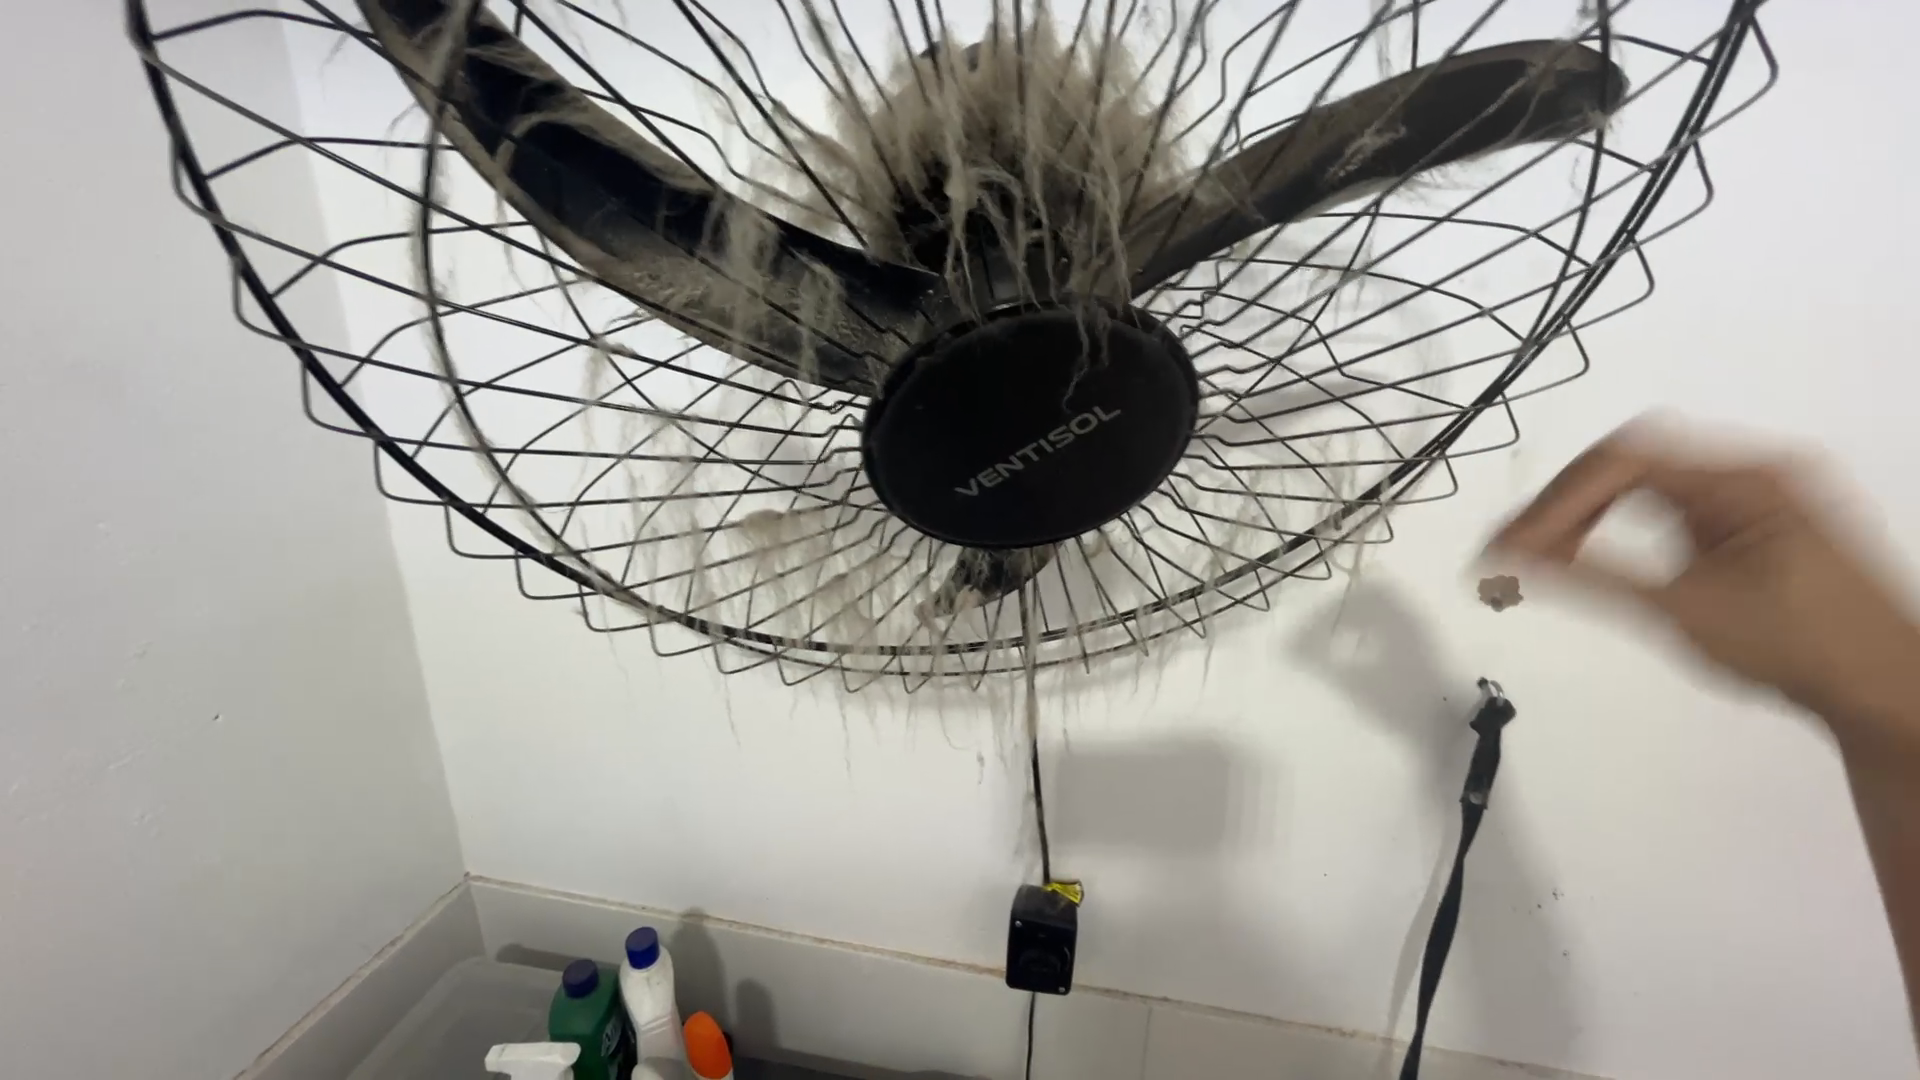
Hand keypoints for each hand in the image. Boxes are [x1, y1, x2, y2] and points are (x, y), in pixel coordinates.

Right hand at [1486, 423, 1919, 751]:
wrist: (1887, 692)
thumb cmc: (1798, 647)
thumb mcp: (1680, 609)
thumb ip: (1585, 575)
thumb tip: (1502, 556)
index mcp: (1747, 479)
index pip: (1624, 460)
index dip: (1557, 499)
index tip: (1512, 545)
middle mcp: (1748, 472)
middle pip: (1624, 461)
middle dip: (1561, 503)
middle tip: (1516, 548)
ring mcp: (1746, 494)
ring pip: (1634, 479)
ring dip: (1580, 512)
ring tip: (1540, 553)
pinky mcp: (1739, 520)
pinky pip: (1654, 502)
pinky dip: (1608, 523)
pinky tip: (1585, 552)